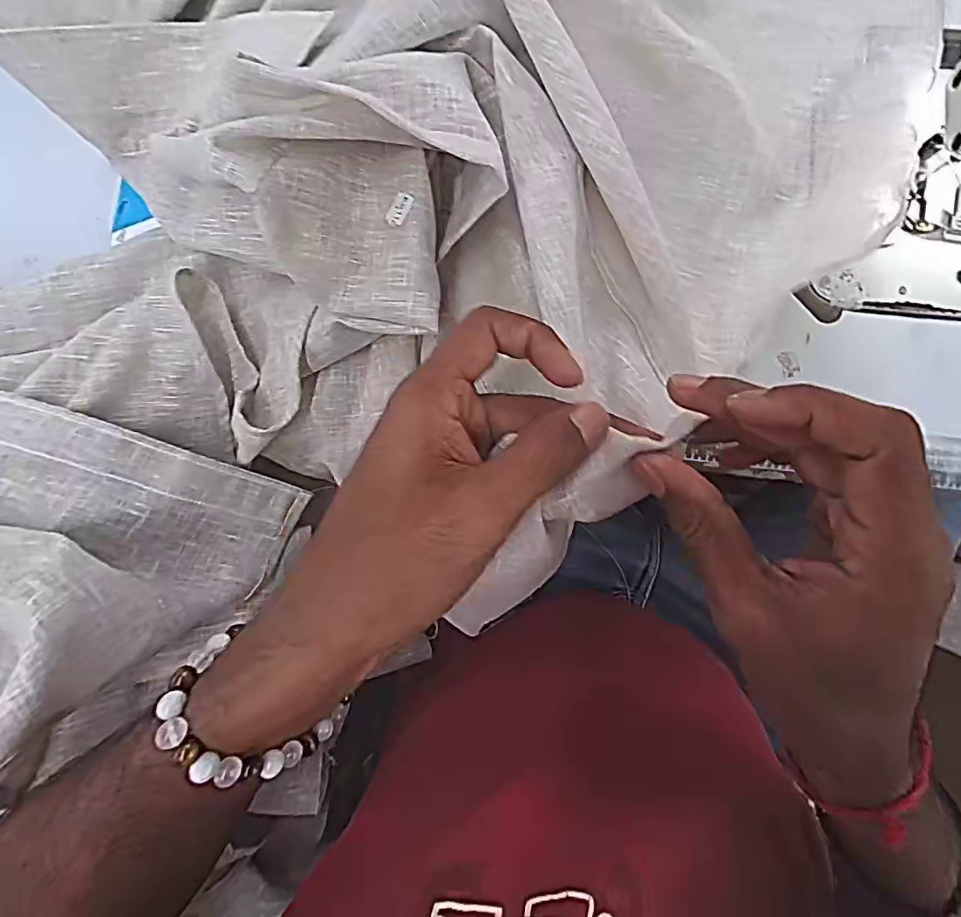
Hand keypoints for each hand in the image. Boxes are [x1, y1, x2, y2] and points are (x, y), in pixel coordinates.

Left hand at [189, 308, 609, 750]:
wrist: (335, 628)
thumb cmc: (398, 562)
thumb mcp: (482, 507)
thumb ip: (543, 455)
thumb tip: (593, 414)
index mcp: (431, 398)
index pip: (487, 331)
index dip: (537, 341)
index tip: (575, 382)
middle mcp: (433, 415)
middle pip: (510, 395)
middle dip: (566, 417)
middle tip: (626, 446)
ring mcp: (435, 454)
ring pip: (506, 436)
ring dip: (552, 453)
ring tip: (607, 476)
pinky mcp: (439, 487)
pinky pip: (492, 467)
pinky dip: (528, 476)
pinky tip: (564, 497)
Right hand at [631, 377, 953, 807]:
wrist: (854, 743)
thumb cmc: (810, 691)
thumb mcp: (746, 610)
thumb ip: (705, 527)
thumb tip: (653, 464)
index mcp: (896, 549)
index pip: (880, 442)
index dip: (809, 409)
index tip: (734, 409)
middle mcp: (907, 524)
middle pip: (853, 430)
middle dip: (771, 405)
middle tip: (694, 397)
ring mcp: (891, 521)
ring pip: (836, 440)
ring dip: (768, 422)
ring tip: (700, 419)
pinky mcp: (868, 523)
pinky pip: (826, 465)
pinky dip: (777, 448)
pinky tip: (730, 450)